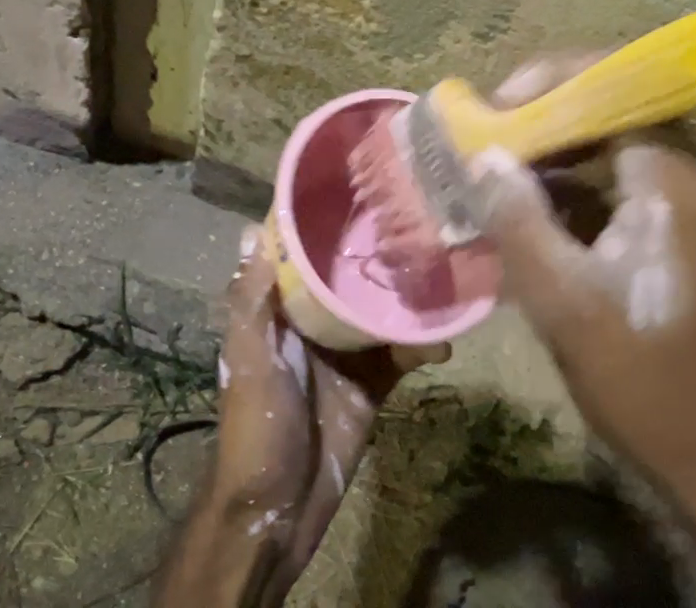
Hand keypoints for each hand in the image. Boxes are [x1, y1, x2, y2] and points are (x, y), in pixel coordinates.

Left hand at [195, 227, 447, 597]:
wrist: (277, 511)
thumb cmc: (255, 429)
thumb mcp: (250, 360)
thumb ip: (251, 301)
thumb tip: (252, 230)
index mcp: (279, 312)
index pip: (299, 256)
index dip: (320, 223)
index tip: (353, 185)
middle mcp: (313, 325)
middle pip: (347, 278)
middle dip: (377, 254)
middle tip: (419, 222)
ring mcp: (345, 355)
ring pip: (380, 313)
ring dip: (408, 298)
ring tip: (444, 272)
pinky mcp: (371, 386)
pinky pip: (400, 357)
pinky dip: (422, 347)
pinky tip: (445, 339)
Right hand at [472, 56, 695, 476]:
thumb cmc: (648, 383)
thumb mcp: (563, 302)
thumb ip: (518, 217)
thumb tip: (486, 154)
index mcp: (679, 180)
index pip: (611, 90)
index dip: (546, 89)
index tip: (493, 114)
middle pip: (627, 120)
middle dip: (557, 127)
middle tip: (499, 152)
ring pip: (645, 159)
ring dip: (583, 164)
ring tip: (523, 187)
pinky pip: (666, 194)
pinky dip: (615, 196)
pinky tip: (573, 228)